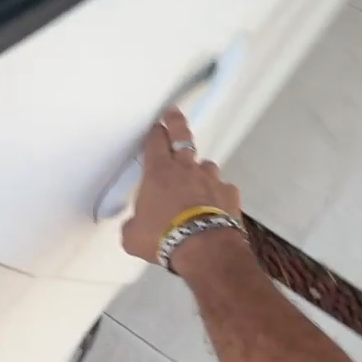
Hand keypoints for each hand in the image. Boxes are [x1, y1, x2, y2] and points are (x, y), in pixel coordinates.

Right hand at [121, 107, 242, 265]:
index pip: (155, 142)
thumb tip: (134, 227)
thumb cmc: (161, 237)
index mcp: (158, 173)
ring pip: (205, 165)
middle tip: (173, 114)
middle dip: (176, 123)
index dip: (154, 132)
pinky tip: (214, 206)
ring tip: (196, 182)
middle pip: (182, 137)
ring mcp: (210, 179)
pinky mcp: (229, 193)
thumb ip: (132, 225)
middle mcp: (185, 169)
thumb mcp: (132, 236)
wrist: (201, 248)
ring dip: (199, 170)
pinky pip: (222, 188)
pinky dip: (217, 194)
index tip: (155, 126)